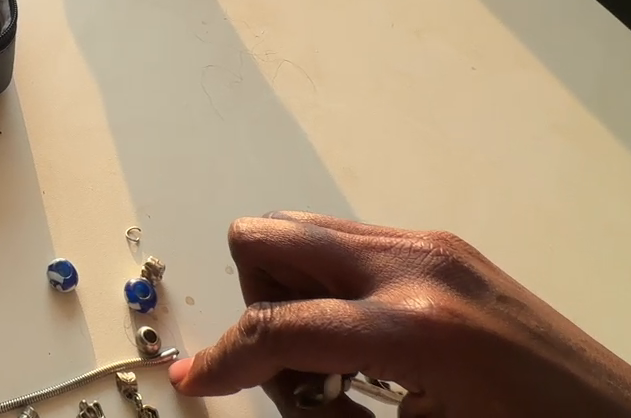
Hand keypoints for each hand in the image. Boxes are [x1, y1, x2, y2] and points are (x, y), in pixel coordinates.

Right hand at [168, 213, 630, 416]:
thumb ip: (327, 411)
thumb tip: (244, 378)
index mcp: (414, 328)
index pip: (278, 328)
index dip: (226, 361)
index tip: (193, 383)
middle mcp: (408, 264)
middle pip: (264, 241)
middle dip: (256, 304)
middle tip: (299, 369)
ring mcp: (424, 243)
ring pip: (294, 232)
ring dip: (290, 293)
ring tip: (342, 361)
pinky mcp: (437, 242)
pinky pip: (339, 245)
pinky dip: (328, 287)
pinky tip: (372, 343)